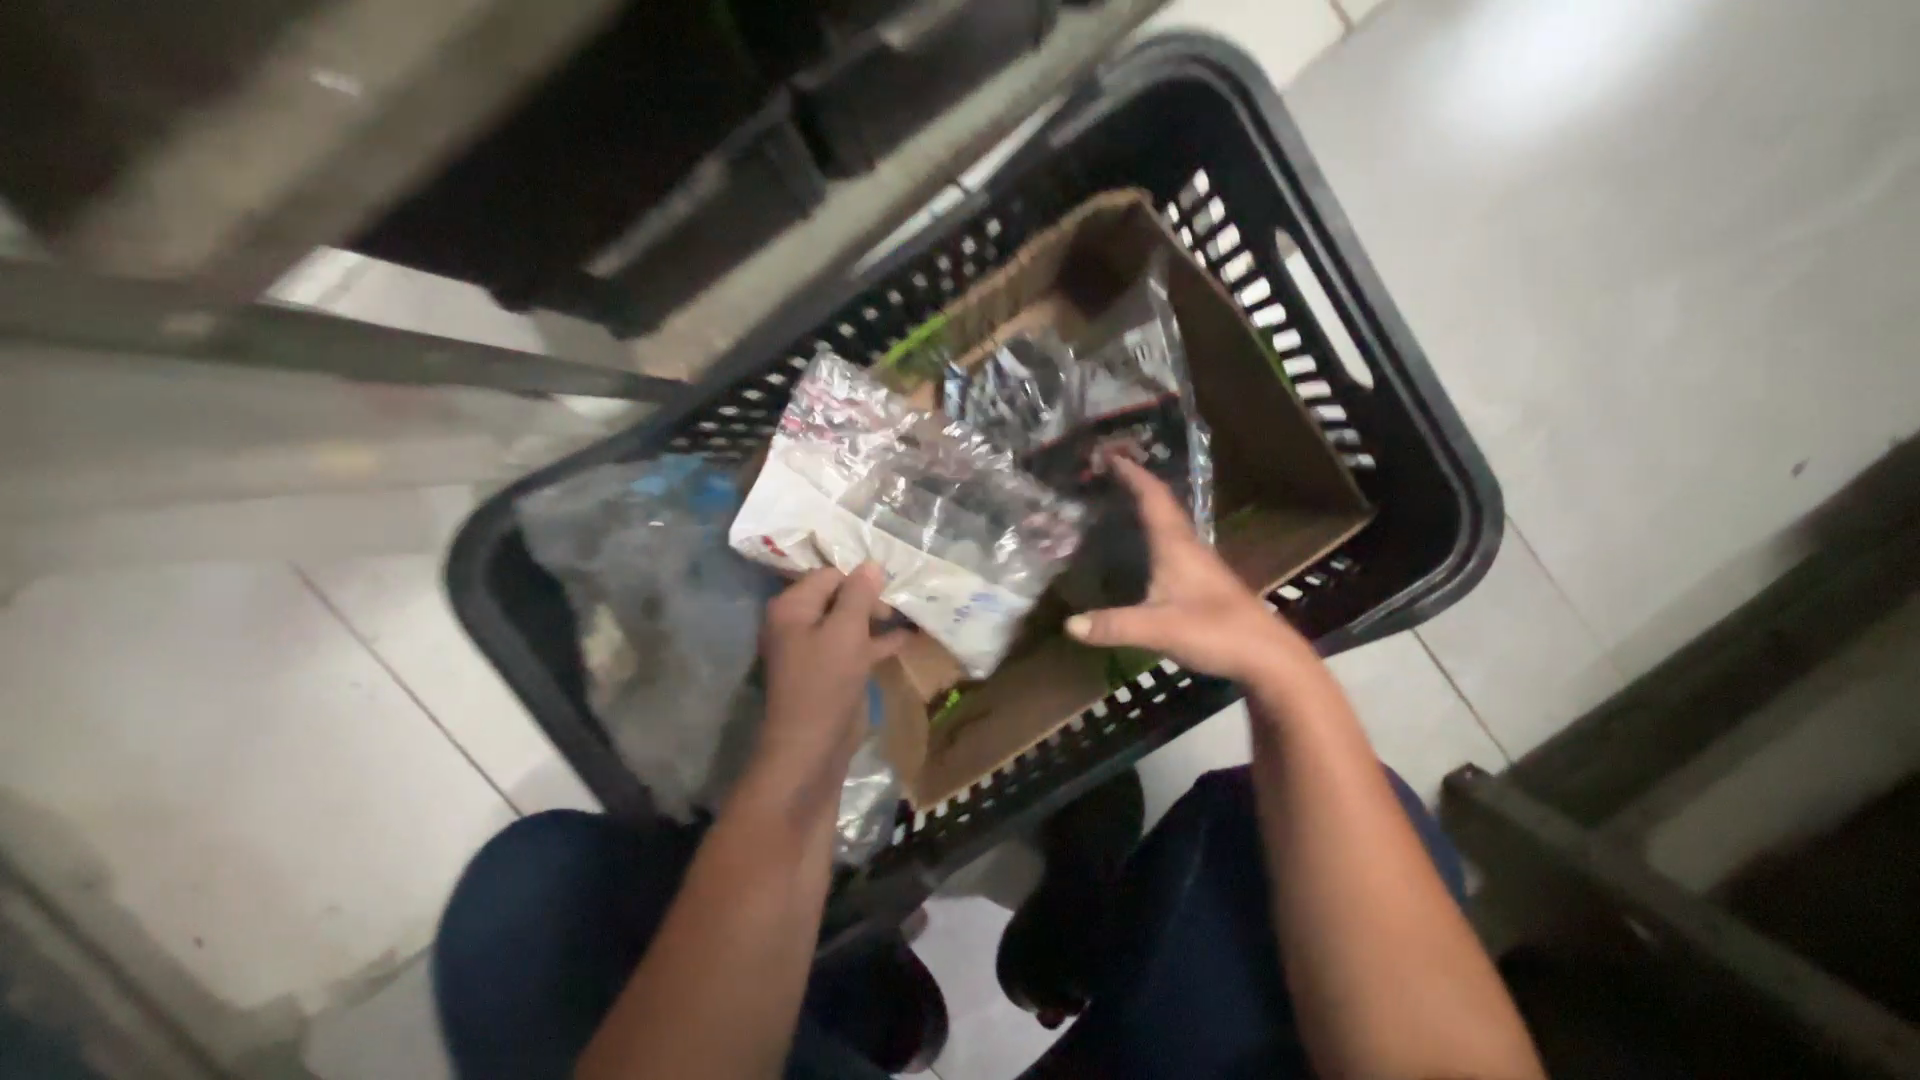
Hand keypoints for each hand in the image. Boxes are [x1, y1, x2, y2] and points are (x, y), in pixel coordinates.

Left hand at [754, 564, 911, 788]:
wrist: (812, 747)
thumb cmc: (825, 682)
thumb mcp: (846, 632)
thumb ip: (859, 595)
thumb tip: (872, 564)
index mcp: (792, 608)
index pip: (829, 575)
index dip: (859, 578)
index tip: (891, 585)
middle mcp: (798, 623)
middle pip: (838, 597)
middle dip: (870, 598)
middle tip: (900, 604)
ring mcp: (814, 649)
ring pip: (849, 623)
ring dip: (877, 619)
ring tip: (909, 612)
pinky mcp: (830, 672)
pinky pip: (854, 647)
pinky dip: (876, 642)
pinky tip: (906, 639)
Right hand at [1064, 457, 1310, 681]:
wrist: (1267, 657)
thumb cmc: (1216, 631)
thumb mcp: (1159, 629)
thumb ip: (1114, 625)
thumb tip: (1068, 624)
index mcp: (1177, 547)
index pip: (1154, 498)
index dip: (1133, 475)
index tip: (1111, 454)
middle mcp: (1190, 548)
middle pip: (1162, 507)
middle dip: (1136, 487)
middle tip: (1108, 474)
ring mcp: (1201, 567)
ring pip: (1169, 527)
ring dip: (1147, 511)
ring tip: (1120, 504)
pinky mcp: (1205, 585)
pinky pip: (1173, 549)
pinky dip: (1154, 537)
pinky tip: (1145, 551)